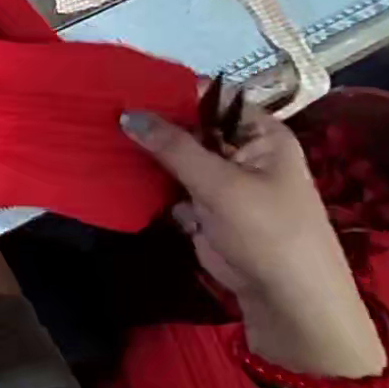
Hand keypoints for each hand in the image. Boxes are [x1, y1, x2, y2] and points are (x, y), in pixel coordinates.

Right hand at [122, 109, 384, 377]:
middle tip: (106, 110)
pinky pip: (170, 189)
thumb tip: (127, 114)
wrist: (286, 302)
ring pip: (176, 160)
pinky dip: (148, 185)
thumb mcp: (221, 183)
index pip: (212, 98)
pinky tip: (116, 172)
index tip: (129, 85)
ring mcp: (220, 183)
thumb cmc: (267, 231)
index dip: (174, 91)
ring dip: (147, 155)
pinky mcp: (204, 211)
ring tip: (101, 135)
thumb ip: (173, 147)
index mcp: (259, 134)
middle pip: (190, 129)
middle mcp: (240, 152)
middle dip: (154, 124)